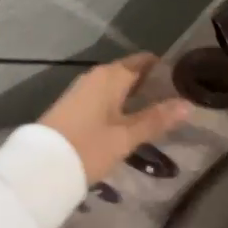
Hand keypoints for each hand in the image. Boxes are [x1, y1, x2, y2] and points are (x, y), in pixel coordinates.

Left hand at [39, 53, 190, 182]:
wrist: (39, 167)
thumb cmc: (87, 146)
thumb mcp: (125, 137)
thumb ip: (156, 119)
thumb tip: (189, 104)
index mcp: (113, 74)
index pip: (145, 61)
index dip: (164, 70)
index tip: (182, 82)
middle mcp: (98, 74)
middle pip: (130, 72)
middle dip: (150, 85)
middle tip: (172, 102)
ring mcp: (82, 88)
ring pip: (116, 85)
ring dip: (133, 96)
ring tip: (153, 114)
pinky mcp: (73, 104)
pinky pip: (103, 95)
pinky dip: (118, 103)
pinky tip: (126, 121)